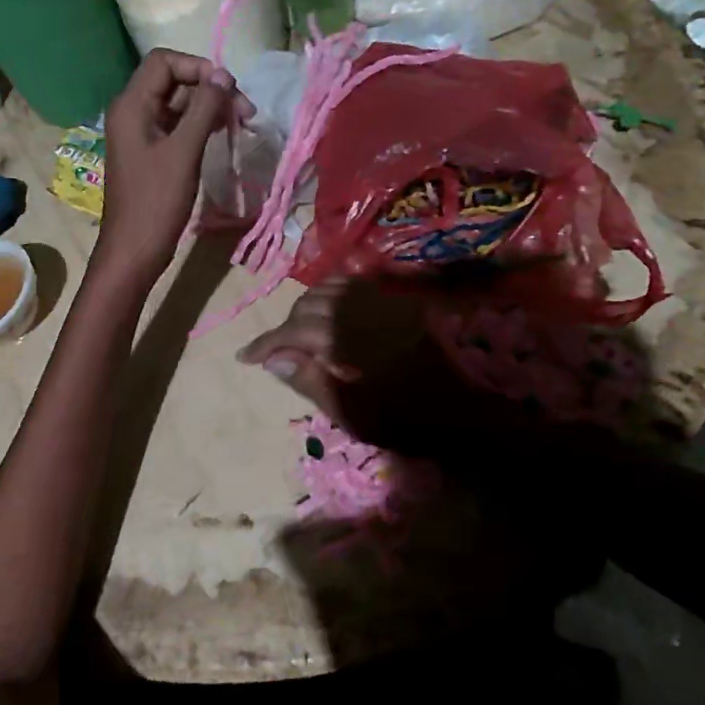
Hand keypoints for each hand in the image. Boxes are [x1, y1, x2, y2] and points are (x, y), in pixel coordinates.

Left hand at [94, 49, 252, 283]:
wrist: (134, 250)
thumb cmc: (156, 201)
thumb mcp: (184, 152)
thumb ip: (203, 109)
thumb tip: (224, 75)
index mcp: (132, 105)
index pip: (164, 62)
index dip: (198, 67)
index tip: (228, 89)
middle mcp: (133, 111)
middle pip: (174, 81)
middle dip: (210, 89)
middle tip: (246, 112)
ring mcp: (142, 132)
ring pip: (179, 104)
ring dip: (210, 108)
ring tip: (242, 123)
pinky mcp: (152, 151)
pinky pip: (178, 125)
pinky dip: (201, 125)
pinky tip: (224, 134)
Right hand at [238, 276, 483, 451]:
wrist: (460, 410)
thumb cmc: (405, 421)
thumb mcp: (352, 414)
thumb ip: (310, 381)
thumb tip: (273, 358)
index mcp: (346, 342)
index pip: (294, 332)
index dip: (266, 343)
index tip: (245, 356)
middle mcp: (359, 313)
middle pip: (309, 306)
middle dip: (287, 327)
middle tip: (277, 352)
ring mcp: (380, 303)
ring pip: (330, 289)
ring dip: (309, 306)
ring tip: (299, 330)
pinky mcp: (395, 302)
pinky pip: (356, 284)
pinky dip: (334, 291)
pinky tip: (330, 307)